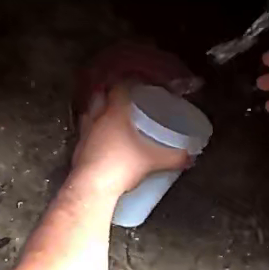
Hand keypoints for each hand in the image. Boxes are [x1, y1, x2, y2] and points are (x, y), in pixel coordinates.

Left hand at [70, 83, 191, 196]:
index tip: (137, 84)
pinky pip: (84, 134)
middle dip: (109, 93)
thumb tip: (191, 157)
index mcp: (115, 112)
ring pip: (88, 113)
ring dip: (97, 112)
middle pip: (99, 95)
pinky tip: (99, 141)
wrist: (92, 187)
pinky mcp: (77, 149)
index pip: (120, 87)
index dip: (128, 82)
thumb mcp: (154, 160)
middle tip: (121, 99)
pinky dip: (91, 133)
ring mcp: (84, 133)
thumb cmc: (122, 166)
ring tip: (109, 117)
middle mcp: (97, 118)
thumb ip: (175, 157)